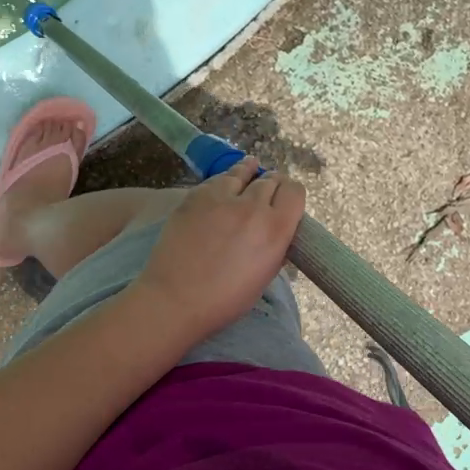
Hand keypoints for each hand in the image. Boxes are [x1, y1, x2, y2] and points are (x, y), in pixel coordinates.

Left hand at [130, 158, 306, 342]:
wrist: (174, 299)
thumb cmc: (222, 301)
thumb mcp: (263, 278)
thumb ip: (275, 250)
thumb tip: (277, 236)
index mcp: (275, 229)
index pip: (295, 193)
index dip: (291, 195)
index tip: (285, 202)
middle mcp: (253, 206)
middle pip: (270, 180)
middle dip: (271, 185)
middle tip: (266, 193)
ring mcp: (222, 197)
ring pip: (243, 172)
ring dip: (250, 173)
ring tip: (251, 168)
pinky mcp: (195, 195)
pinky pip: (217, 179)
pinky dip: (226, 179)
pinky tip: (225, 181)